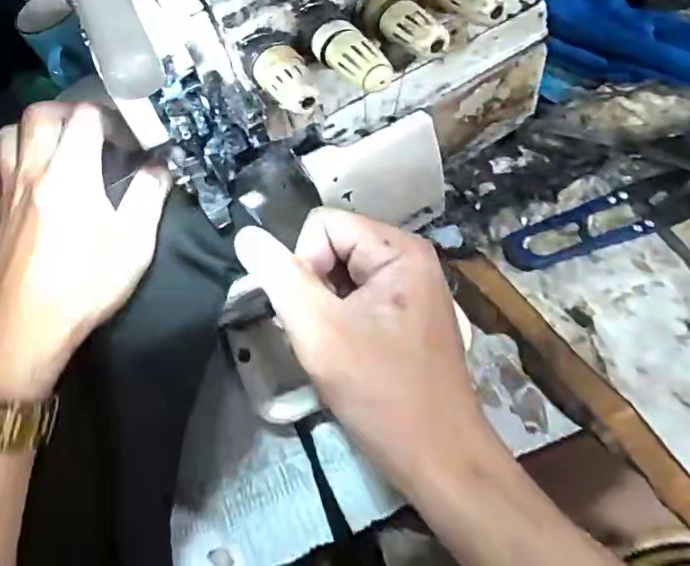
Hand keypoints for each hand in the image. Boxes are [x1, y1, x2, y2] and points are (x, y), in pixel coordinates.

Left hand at [0, 103, 170, 400]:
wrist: (23, 332)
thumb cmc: (83, 287)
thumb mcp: (133, 245)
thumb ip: (149, 196)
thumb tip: (160, 165)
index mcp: (70, 171)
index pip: (85, 115)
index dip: (109, 118)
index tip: (125, 140)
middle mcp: (33, 170)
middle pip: (40, 112)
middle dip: (67, 111)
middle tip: (90, 132)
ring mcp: (6, 190)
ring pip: (9, 134)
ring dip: (33, 131)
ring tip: (56, 148)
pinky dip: (6, 164)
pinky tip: (24, 181)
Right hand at [233, 209, 496, 491]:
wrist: (443, 466)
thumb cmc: (382, 393)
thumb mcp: (317, 330)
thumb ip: (277, 275)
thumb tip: (246, 235)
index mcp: (399, 250)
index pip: (321, 224)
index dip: (304, 263)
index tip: (317, 313)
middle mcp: (411, 258)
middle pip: (332, 245)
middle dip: (314, 286)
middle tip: (324, 333)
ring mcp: (414, 287)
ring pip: (340, 272)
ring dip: (325, 305)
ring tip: (336, 346)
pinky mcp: (411, 314)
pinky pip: (358, 294)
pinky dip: (342, 319)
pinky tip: (350, 353)